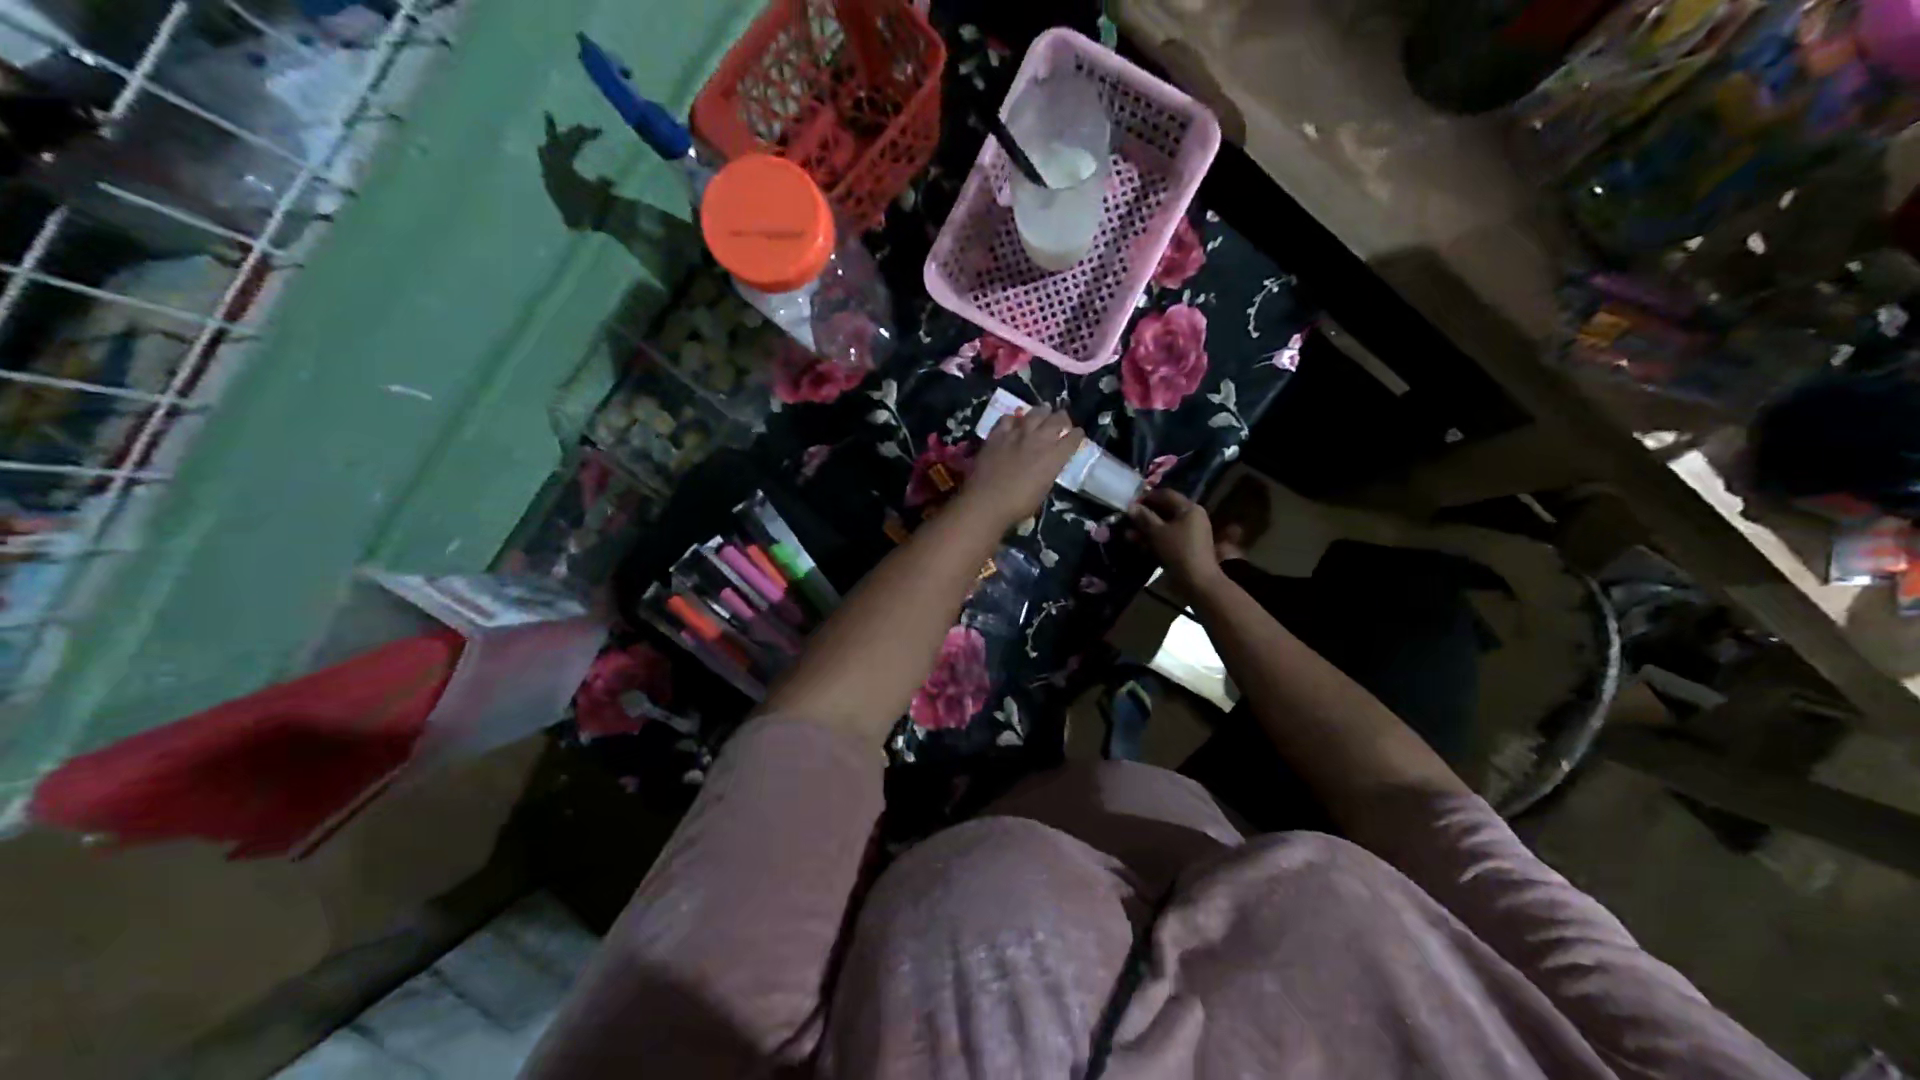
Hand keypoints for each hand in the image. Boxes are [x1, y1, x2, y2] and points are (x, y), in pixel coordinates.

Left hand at [960, 405, 1083, 529]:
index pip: (1073, 438)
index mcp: (1055, 456)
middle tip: (1062, 418)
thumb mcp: (1043, 490)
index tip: (1077, 434)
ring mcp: (1017, 434)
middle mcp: (1039, 440)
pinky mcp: (998, 434)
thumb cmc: (1018, 504)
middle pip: (1056, 419)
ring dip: (1041, 412)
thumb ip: (1049, 472)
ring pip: (1034, 413)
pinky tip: (1014, 421)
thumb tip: (1048, 465)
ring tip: (1043, 411)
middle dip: (1062, 417)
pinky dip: (1014, 419)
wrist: (987, 501)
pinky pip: (1008, 418)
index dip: (1077, 435)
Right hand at [1129, 488, 1223, 592]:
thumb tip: (1131, 506)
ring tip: (1128, 535)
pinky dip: (1154, 540)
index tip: (1130, 503)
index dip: (1146, 497)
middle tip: (1127, 520)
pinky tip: (1140, 545)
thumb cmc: (1178, 551)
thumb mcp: (1157, 532)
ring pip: (1164, 526)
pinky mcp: (1186, 548)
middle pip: (1165, 511)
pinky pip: (1168, 538)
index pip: (1166, 495)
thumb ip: (1144, 517)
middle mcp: (1192, 518)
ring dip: (1146, 530)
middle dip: (1144, 516)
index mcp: (1189, 509)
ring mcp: (1190, 534)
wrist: (1197, 581)